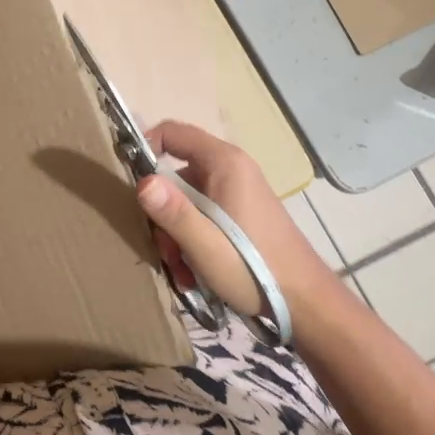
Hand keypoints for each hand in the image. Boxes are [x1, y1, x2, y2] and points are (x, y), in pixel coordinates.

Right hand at [135, 122, 333, 320]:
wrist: (304, 302)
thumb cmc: (254, 269)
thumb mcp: (205, 245)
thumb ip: (174, 212)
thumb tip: (142, 182)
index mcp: (225, 164)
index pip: (173, 133)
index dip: (145, 148)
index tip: (129, 182)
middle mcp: (231, 169)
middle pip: (176, 174)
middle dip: (162, 213)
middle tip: (165, 249)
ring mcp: (236, 193)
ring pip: (186, 201)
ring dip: (176, 235)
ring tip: (183, 269)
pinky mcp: (240, 215)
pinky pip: (202, 217)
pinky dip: (192, 241)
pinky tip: (195, 272)